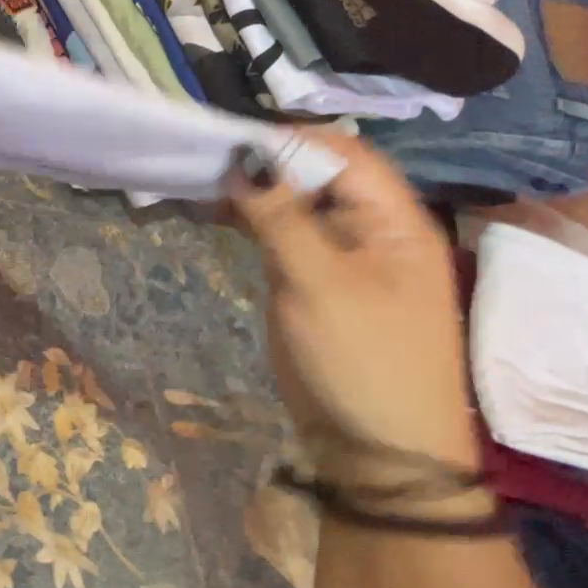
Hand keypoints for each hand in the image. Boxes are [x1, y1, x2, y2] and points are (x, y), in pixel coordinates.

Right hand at [229, 134, 479, 472]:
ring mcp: (340, 253)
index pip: (342, 153)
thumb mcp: (318, 282)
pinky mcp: (311, 276)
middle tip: (198, 158)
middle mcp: (370, 228)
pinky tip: (207, 211)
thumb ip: (280, 216)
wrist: (375, 447)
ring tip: (192, 180)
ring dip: (246, 187)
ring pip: (290, 199)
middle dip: (259, 160)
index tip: (224, 140)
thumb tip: (244, 156)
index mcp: (394, 222)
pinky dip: (244, 215)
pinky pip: (278, 228)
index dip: (287, 140)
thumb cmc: (360, 359)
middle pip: (314, 172)